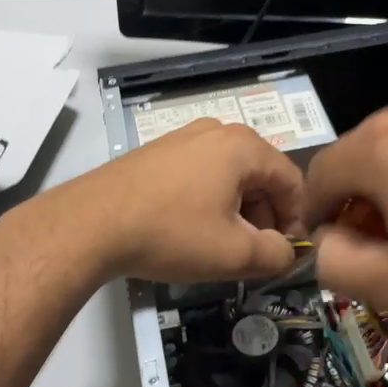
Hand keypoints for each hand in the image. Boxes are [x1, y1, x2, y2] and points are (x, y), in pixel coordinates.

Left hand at [25, 118, 305, 284]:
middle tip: (254, 255)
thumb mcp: (235, 254)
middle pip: (260, 176)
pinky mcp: (155, 153)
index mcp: (244, 146)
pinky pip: (199, 176)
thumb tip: (286, 252)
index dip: (297, 221)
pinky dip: (207, 203)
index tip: (285, 254)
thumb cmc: (172, 233)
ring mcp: (182, 138)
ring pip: (229, 177)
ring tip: (221, 248)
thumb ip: (276, 254)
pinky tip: (189, 233)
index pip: (292, 181)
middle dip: (265, 217)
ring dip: (236, 213)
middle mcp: (216, 131)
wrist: (90, 224)